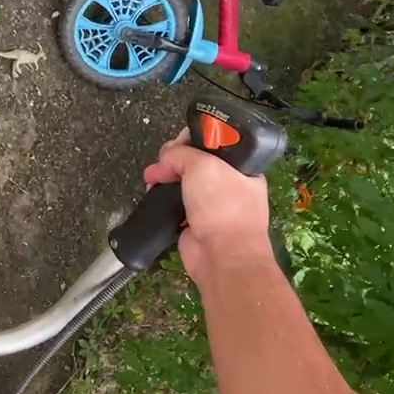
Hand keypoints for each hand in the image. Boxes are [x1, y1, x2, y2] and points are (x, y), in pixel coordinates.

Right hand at [143, 130, 276, 290]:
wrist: (222, 255)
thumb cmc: (221, 206)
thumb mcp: (203, 166)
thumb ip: (180, 153)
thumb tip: (164, 160)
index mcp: (241, 168)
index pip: (214, 143)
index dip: (192, 138)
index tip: (176, 142)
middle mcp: (228, 183)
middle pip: (193, 159)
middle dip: (172, 158)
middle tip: (162, 162)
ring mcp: (211, 203)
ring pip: (181, 179)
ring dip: (163, 175)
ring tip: (152, 179)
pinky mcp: (194, 219)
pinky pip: (175, 199)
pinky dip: (161, 194)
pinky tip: (152, 191)